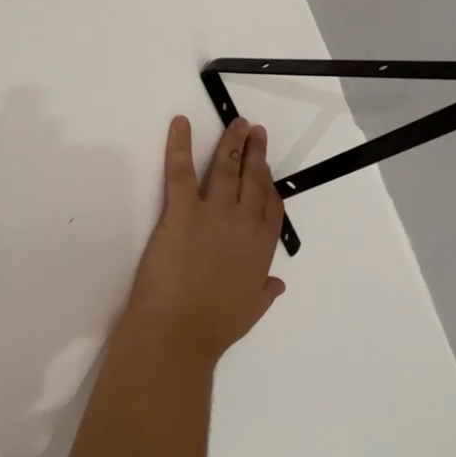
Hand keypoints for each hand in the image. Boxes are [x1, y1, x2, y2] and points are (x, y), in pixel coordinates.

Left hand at [121, 116, 286, 364]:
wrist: (178, 333)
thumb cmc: (214, 328)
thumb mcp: (250, 311)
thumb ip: (265, 293)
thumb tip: (277, 284)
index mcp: (262, 248)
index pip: (272, 206)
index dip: (269, 184)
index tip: (266, 170)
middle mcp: (243, 223)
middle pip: (254, 179)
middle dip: (256, 152)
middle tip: (256, 130)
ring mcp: (214, 214)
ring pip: (226, 168)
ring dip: (232, 142)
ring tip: (236, 123)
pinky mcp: (181, 211)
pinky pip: (180, 172)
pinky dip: (179, 145)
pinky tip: (180, 124)